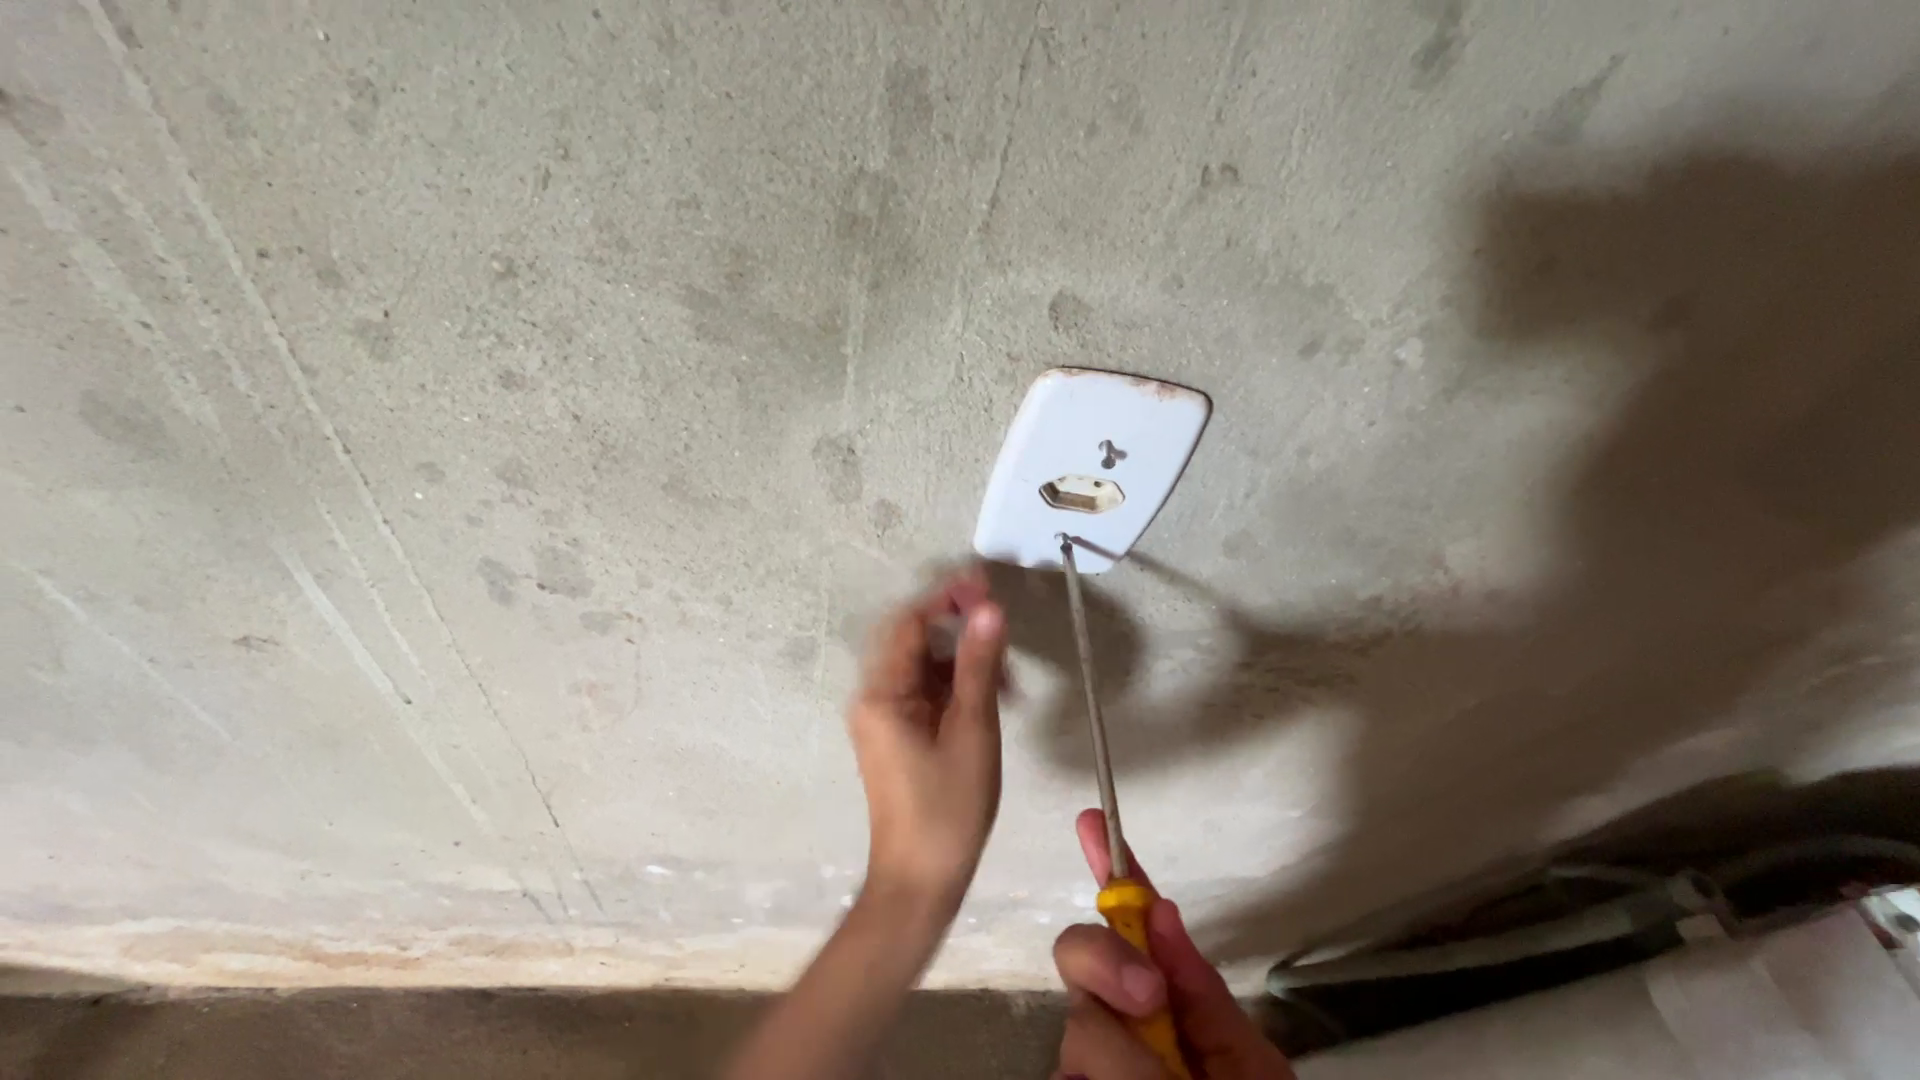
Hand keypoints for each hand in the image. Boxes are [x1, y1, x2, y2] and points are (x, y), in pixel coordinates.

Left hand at [848, 566, 1007, 914]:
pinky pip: (925, 691)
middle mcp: (873, 697)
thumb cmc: (947, 808)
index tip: (986, 585)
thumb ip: (979, 666)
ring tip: (1007, 678)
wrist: (919, 880)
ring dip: (963, 659)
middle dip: (958, 626)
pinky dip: (956, 685)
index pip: (909, 622)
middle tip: (1002, 625)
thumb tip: (990, 610)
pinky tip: (991, 698)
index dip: (947, 598)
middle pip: (914, 639)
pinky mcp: (897, 733)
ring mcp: (884, 716)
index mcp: (881, 693)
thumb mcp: (972, 731)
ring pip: (923, 665)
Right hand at [1052, 810, 1295, 1079]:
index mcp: (1166, 999)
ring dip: (1122, 1060)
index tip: (1092, 820)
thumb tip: (1160, 909)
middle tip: (1147, 997)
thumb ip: (1202, 995)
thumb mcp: (1247, 1066)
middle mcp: (1118, 1018)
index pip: (1133, 922)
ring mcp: (1084, 1061)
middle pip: (1079, 957)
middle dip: (1105, 961)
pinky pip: (1063, 1076)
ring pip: (1077, 1030)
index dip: (1110, 866)